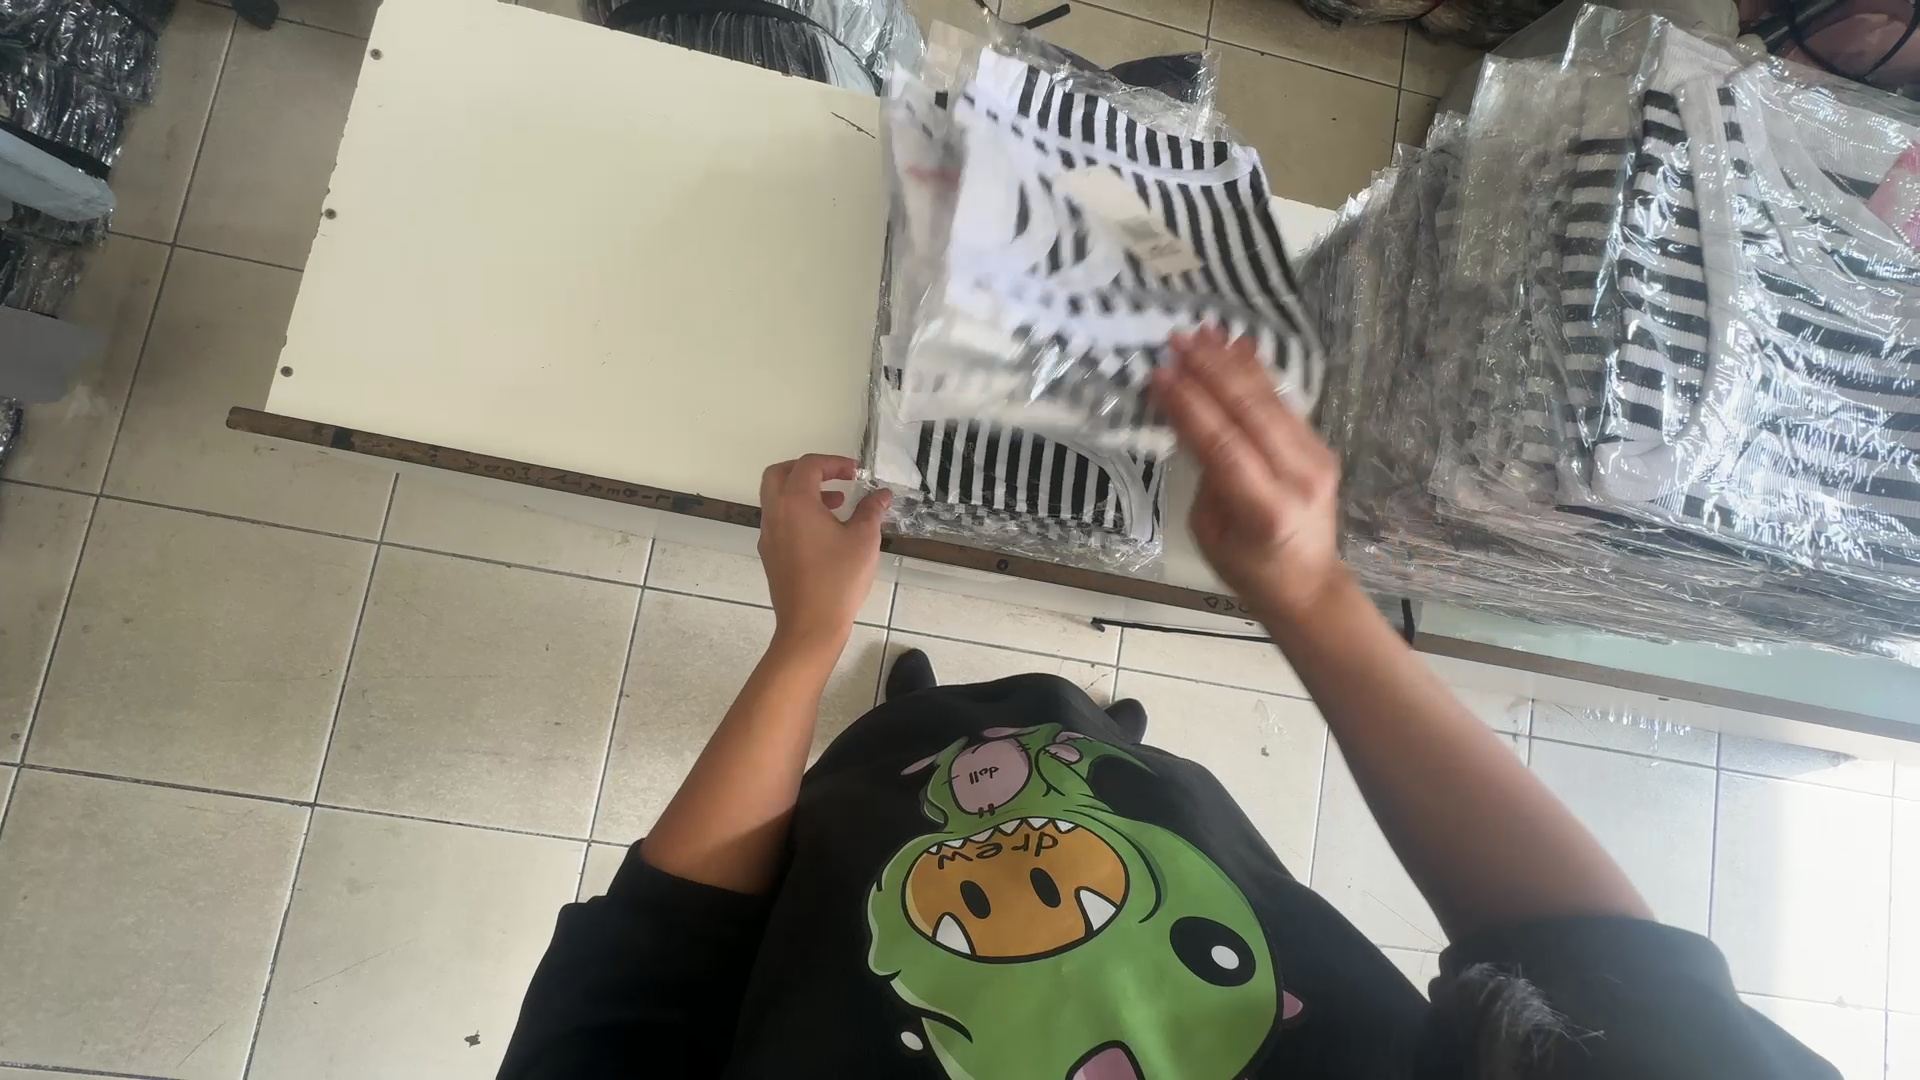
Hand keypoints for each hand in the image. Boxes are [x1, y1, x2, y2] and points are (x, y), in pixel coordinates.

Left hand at [757, 454, 891, 657]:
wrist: (811, 625)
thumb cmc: (839, 578)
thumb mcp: (863, 539)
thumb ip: (871, 510)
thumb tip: (881, 494)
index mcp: (795, 503)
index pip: (809, 466)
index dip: (834, 463)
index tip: (857, 473)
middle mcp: (775, 514)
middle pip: (779, 474)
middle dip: (807, 470)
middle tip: (834, 478)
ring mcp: (768, 536)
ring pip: (777, 499)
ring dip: (804, 493)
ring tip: (837, 505)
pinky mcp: (770, 555)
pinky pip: (780, 521)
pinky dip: (799, 514)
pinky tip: (825, 533)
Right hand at [1151, 326, 1347, 625]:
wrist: (1307, 582)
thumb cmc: (1246, 568)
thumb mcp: (1208, 529)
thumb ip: (1206, 474)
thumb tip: (1195, 418)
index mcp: (1263, 510)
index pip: (1222, 445)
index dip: (1189, 406)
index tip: (1160, 373)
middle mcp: (1297, 477)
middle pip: (1250, 412)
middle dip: (1210, 371)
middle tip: (1178, 340)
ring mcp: (1316, 458)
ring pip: (1270, 400)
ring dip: (1233, 363)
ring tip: (1204, 332)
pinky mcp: (1321, 446)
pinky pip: (1285, 403)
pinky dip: (1259, 373)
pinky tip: (1239, 348)